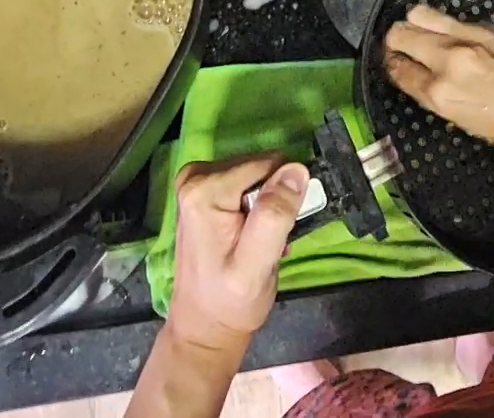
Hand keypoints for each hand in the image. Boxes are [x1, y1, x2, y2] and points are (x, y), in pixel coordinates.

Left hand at [166, 154, 308, 352]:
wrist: (205, 328)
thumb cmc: (230, 302)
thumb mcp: (258, 265)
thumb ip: (275, 215)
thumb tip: (297, 169)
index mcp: (205, 190)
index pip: (268, 165)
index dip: (282, 194)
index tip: (278, 229)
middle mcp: (196, 177)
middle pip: (261, 167)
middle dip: (273, 199)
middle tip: (269, 239)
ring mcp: (196, 182)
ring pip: (257, 174)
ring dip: (266, 205)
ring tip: (260, 241)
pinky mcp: (202, 190)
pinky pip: (246, 182)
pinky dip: (255, 206)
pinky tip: (251, 234)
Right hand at [383, 4, 493, 163]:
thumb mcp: (476, 127)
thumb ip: (447, 99)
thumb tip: (435, 86)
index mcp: (443, 95)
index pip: (399, 71)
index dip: (392, 66)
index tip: (392, 64)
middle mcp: (450, 61)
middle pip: (402, 35)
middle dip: (396, 40)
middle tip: (400, 45)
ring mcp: (470, 38)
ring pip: (422, 14)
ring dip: (415, 22)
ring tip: (419, 30)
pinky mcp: (492, 26)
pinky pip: (454, 18)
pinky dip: (445, 23)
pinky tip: (452, 33)